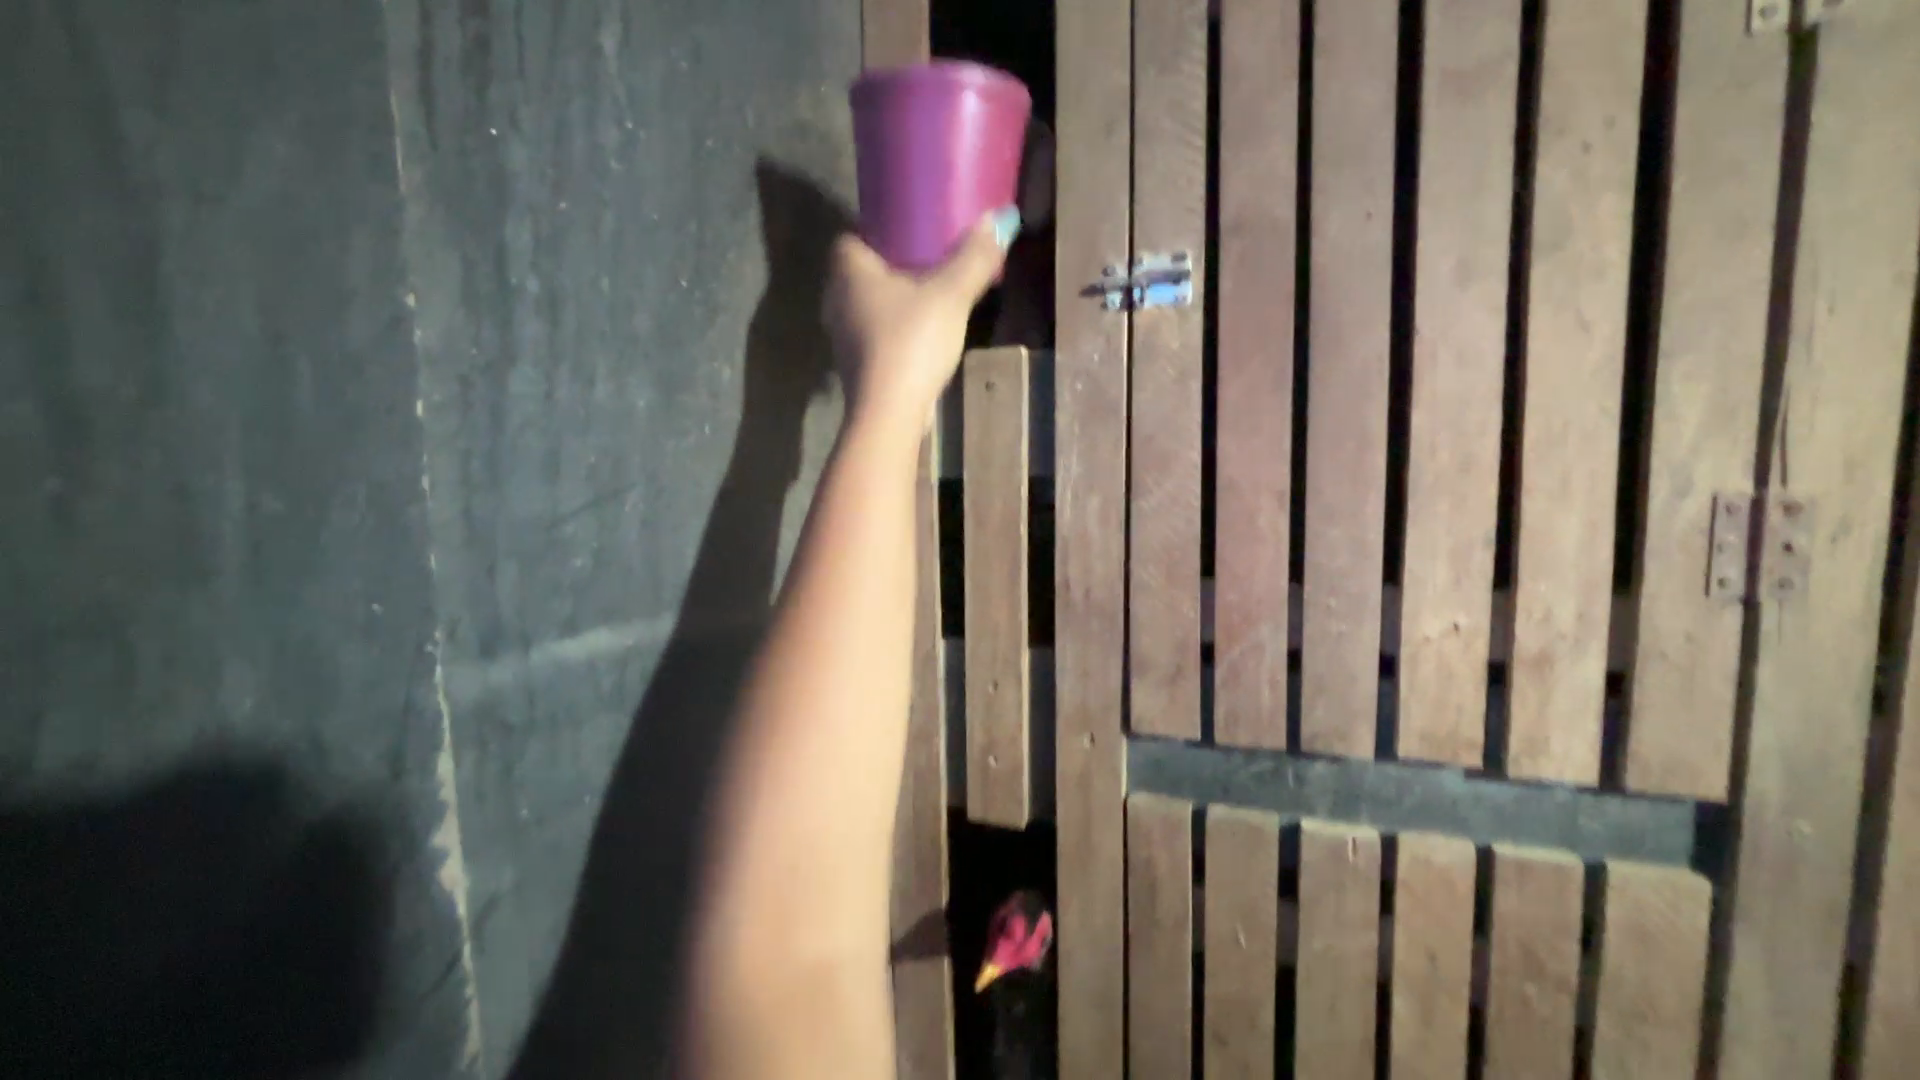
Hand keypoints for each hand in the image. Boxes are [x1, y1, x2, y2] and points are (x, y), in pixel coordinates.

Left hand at [822, 207, 1019, 438]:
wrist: (890, 412)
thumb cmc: (912, 341)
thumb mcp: (950, 294)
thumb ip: (973, 258)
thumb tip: (999, 220)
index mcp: (848, 273)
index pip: (849, 239)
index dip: (874, 234)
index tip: (905, 236)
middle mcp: (835, 302)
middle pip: (857, 275)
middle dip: (886, 269)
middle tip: (923, 265)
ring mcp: (841, 340)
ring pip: (864, 309)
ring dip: (889, 305)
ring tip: (924, 301)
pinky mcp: (854, 370)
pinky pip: (872, 339)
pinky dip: (891, 335)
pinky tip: (919, 340)